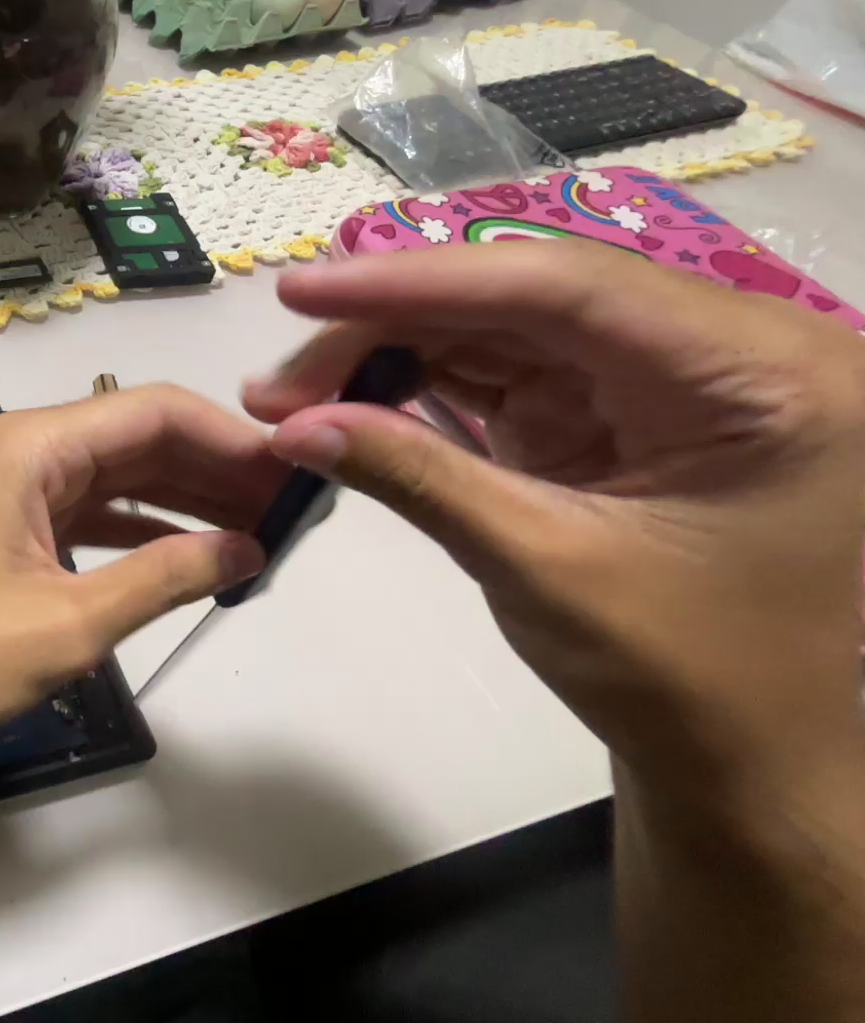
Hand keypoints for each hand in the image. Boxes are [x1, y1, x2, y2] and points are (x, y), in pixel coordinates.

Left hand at [0, 383, 282, 768]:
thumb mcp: (69, 623)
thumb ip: (165, 577)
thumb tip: (247, 548)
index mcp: (35, 446)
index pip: (155, 410)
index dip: (233, 438)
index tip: (296, 473)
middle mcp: (25, 452)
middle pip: (139, 439)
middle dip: (216, 471)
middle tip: (291, 513)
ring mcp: (13, 491)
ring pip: (117, 479)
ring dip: (183, 503)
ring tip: (259, 537)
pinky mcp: (7, 530)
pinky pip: (89, 516)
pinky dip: (139, 534)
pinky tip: (190, 559)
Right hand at [244, 240, 864, 797]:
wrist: (741, 748)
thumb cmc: (681, 672)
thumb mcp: (540, 564)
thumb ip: (415, 478)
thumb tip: (290, 427)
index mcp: (757, 376)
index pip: (561, 289)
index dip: (415, 283)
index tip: (297, 293)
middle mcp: (715, 351)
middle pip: (515, 302)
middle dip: (381, 331)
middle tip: (274, 385)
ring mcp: (654, 380)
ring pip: (492, 331)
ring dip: (385, 358)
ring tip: (290, 398)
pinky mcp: (604, 412)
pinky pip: (493, 375)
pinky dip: (411, 389)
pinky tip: (346, 406)